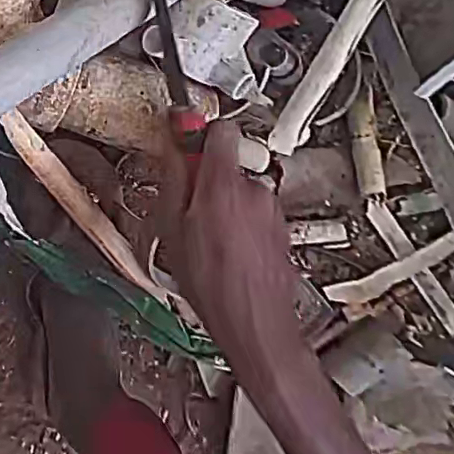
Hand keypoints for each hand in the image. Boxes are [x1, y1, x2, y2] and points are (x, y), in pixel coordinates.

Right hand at [156, 122, 302, 374]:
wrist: (255, 325)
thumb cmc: (212, 282)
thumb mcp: (172, 227)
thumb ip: (174, 179)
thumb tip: (173, 149)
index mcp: (224, 183)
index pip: (220, 129)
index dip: (198, 132)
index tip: (184, 137)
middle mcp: (255, 191)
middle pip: (226, 164)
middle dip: (206, 180)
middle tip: (187, 208)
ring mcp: (272, 211)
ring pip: (239, 191)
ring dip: (223, 205)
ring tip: (206, 238)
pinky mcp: (282, 229)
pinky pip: (254, 213)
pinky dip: (240, 223)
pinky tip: (226, 251)